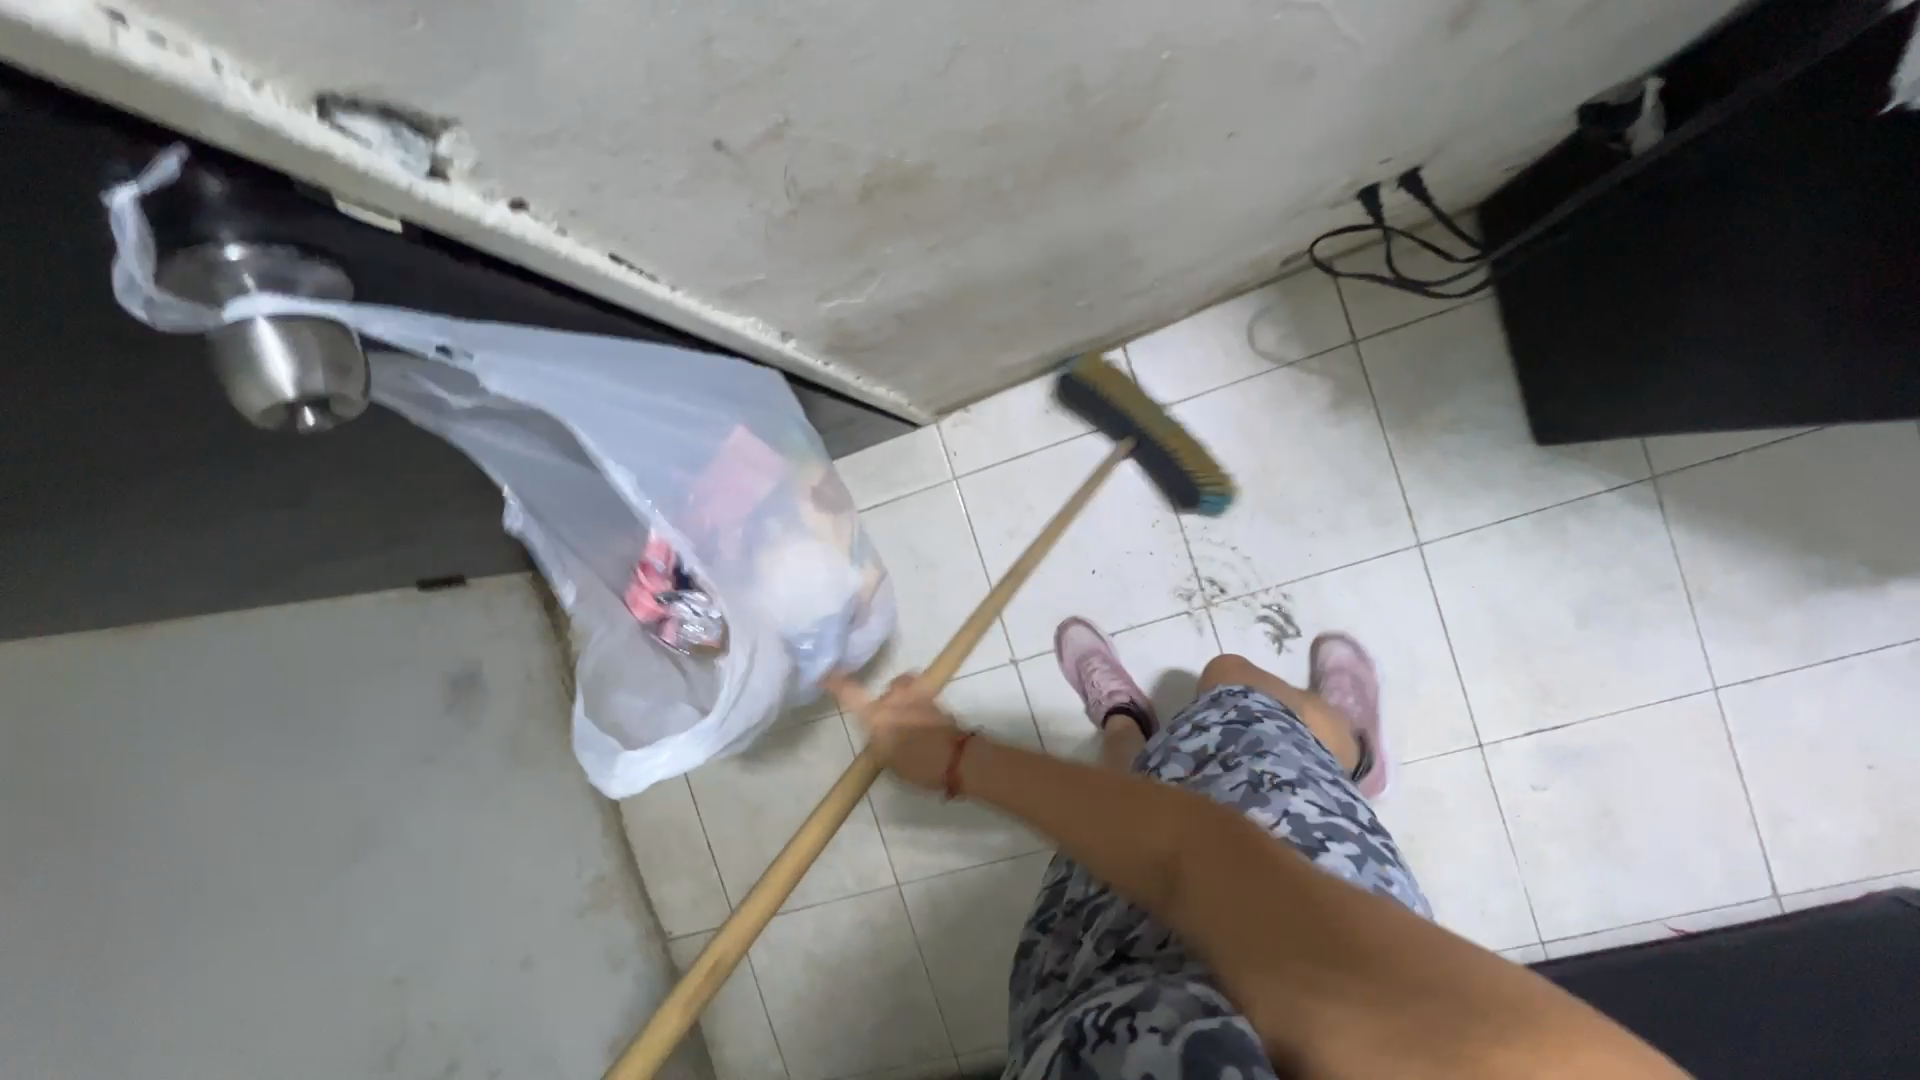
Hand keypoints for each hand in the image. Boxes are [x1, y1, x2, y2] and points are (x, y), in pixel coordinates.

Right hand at [826, 673, 963, 791]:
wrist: (958, 759)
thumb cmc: (918, 764)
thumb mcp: (888, 760)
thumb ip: (879, 741)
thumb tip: (879, 732)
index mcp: (878, 715)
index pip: (851, 694)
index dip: (837, 684)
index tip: (826, 674)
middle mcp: (897, 699)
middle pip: (890, 688)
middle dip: (889, 698)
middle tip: (891, 720)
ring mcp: (920, 696)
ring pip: (908, 688)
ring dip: (907, 698)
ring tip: (910, 720)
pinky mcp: (939, 702)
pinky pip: (924, 697)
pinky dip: (921, 706)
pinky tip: (924, 726)